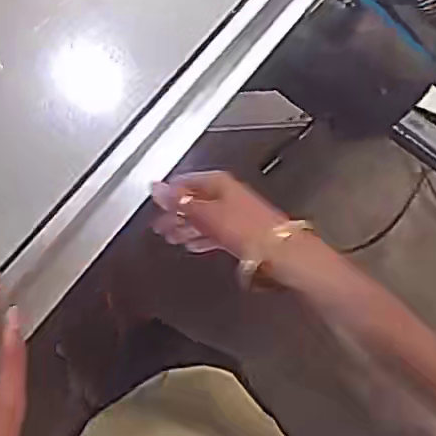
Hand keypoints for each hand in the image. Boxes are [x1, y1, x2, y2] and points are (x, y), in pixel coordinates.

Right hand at [149, 169, 292, 261]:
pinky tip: (193, 243)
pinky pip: (214, 231)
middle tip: (159, 223)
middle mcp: (227, 194)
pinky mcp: (241, 233)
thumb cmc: (248, 229)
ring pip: (203, 217)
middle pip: (194, 200)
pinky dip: (200, 236)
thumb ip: (179, 202)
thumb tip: (157, 188)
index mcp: (218, 182)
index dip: (169, 192)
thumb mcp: (205, 213)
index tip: (155, 201)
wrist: (281, 254)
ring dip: (186, 226)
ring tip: (171, 235)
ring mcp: (235, 213)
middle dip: (176, 212)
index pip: (186, 181)